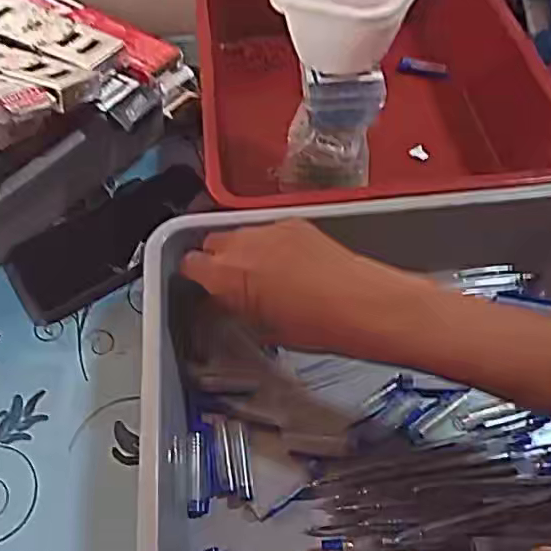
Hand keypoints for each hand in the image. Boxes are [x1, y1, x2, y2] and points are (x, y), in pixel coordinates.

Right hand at [179, 220, 446, 355]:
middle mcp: (243, 244)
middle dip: (215, 260)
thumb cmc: (317, 326)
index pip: (189, 264)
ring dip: (241, 250)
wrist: (362, 304)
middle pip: (210, 243)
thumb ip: (236, 308)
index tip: (202, 288)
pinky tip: (285, 263)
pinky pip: (267, 229)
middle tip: (230, 283)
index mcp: (227, 275)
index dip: (193, 277)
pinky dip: (268, 242)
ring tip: (260, 274)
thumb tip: (228, 303)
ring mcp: (270, 229)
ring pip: (238, 233)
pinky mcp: (295, 222)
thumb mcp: (264, 328)